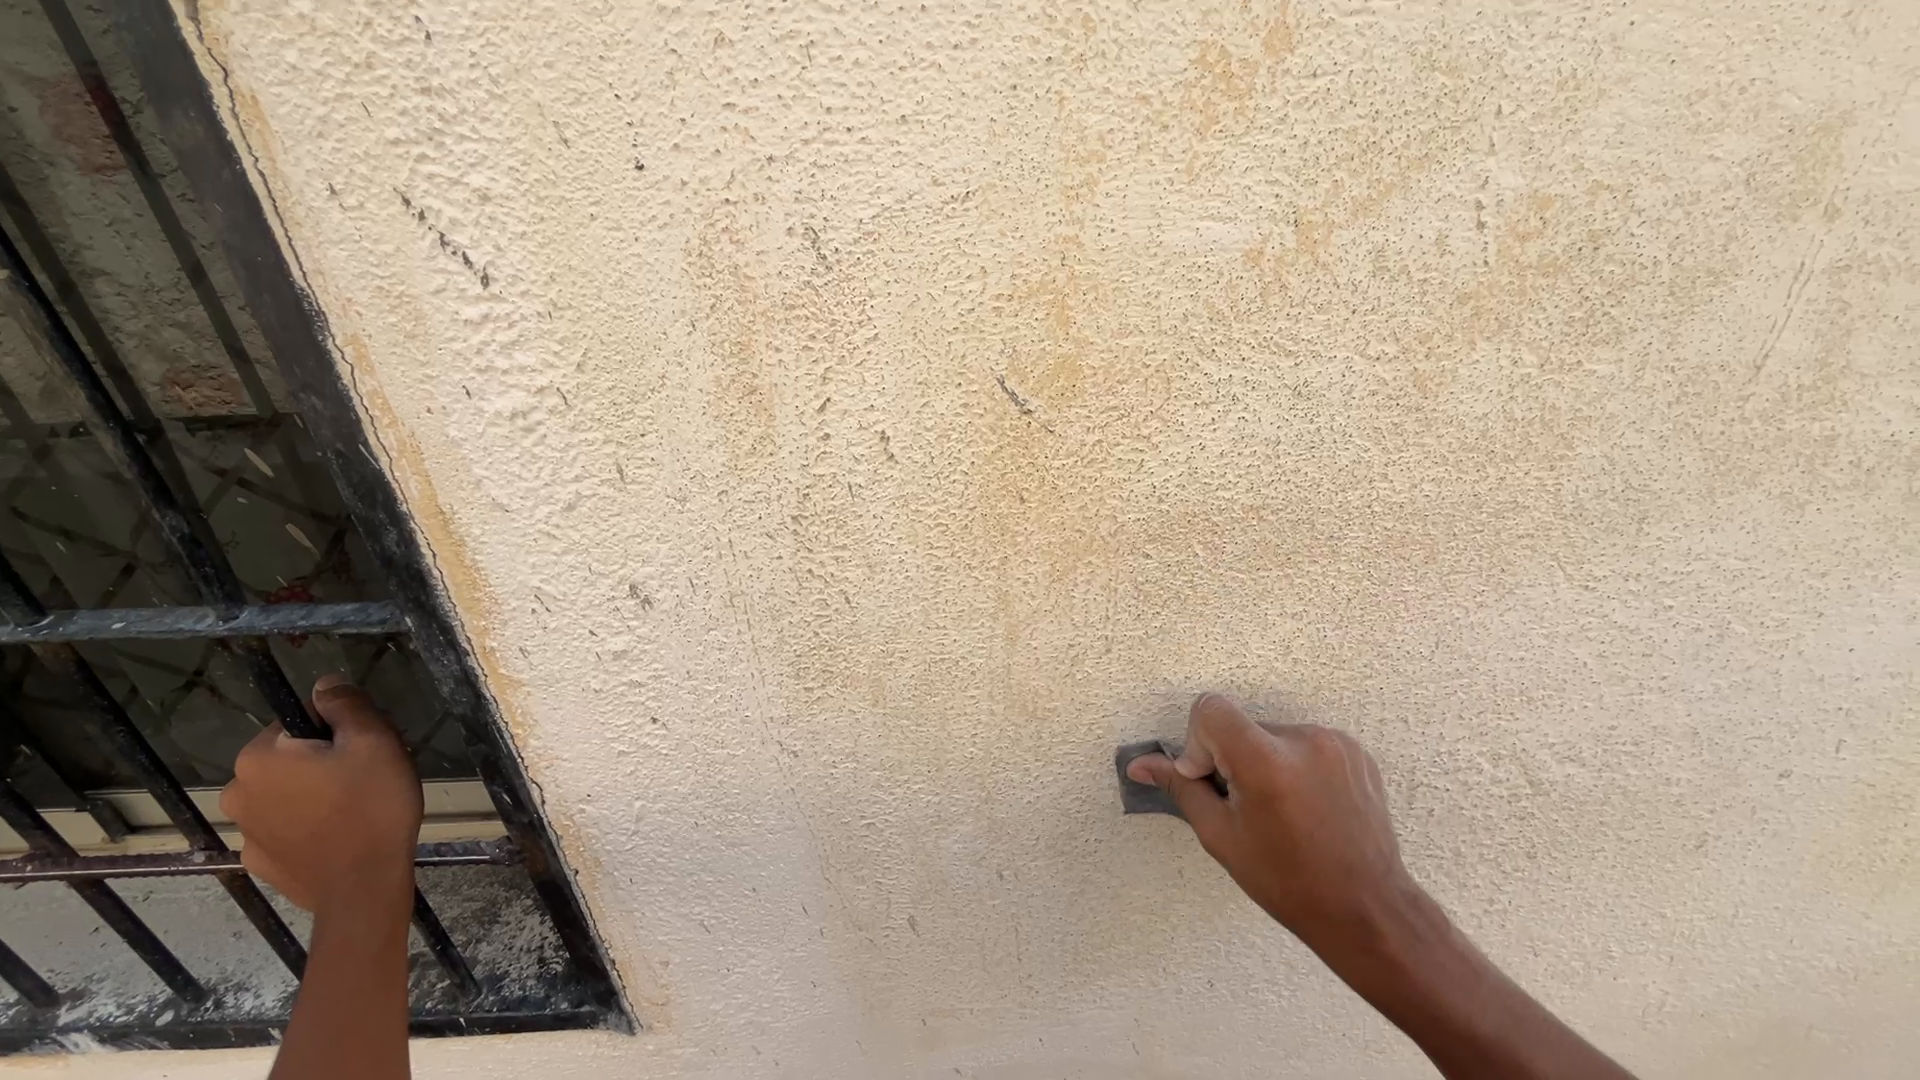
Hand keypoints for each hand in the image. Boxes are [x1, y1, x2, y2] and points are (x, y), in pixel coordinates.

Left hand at [220, 675, 422, 914]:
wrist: (362, 885)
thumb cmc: (372, 805)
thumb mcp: (375, 741)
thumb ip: (346, 705)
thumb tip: (324, 684)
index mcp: (260, 756)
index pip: (300, 721)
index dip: (340, 730)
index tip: (368, 750)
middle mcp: (237, 790)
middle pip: (290, 758)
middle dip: (326, 762)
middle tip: (368, 777)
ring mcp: (245, 831)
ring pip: (287, 793)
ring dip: (316, 793)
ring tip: (358, 809)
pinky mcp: (261, 861)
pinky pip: (287, 827)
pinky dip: (310, 826)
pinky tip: (339, 836)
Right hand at [1125, 693, 1419, 960]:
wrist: (1366, 909)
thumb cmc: (1288, 880)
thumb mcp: (1221, 835)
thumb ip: (1180, 787)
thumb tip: (1139, 764)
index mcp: (1265, 761)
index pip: (1210, 709)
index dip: (1199, 742)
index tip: (1214, 781)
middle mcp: (1303, 740)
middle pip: (1240, 725)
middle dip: (1231, 757)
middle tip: (1246, 805)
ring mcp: (1335, 743)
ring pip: (1271, 734)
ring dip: (1263, 760)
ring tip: (1281, 809)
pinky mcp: (1354, 751)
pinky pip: (1304, 742)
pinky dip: (1294, 765)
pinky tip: (1305, 805)